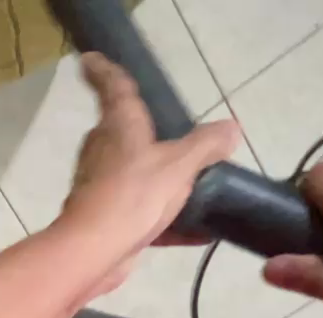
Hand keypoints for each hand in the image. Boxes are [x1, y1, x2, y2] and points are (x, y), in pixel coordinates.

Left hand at [58, 54, 239, 293]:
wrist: (94, 252)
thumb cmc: (133, 195)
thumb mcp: (180, 165)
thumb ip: (206, 146)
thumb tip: (231, 130)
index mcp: (119, 125)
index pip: (113, 88)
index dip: (104, 72)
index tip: (92, 61)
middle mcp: (104, 152)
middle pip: (123, 135)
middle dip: (142, 135)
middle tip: (173, 135)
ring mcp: (102, 189)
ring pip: (134, 178)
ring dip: (159, 182)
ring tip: (194, 185)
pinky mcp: (107, 223)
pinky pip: (145, 218)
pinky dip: (171, 225)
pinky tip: (201, 233)